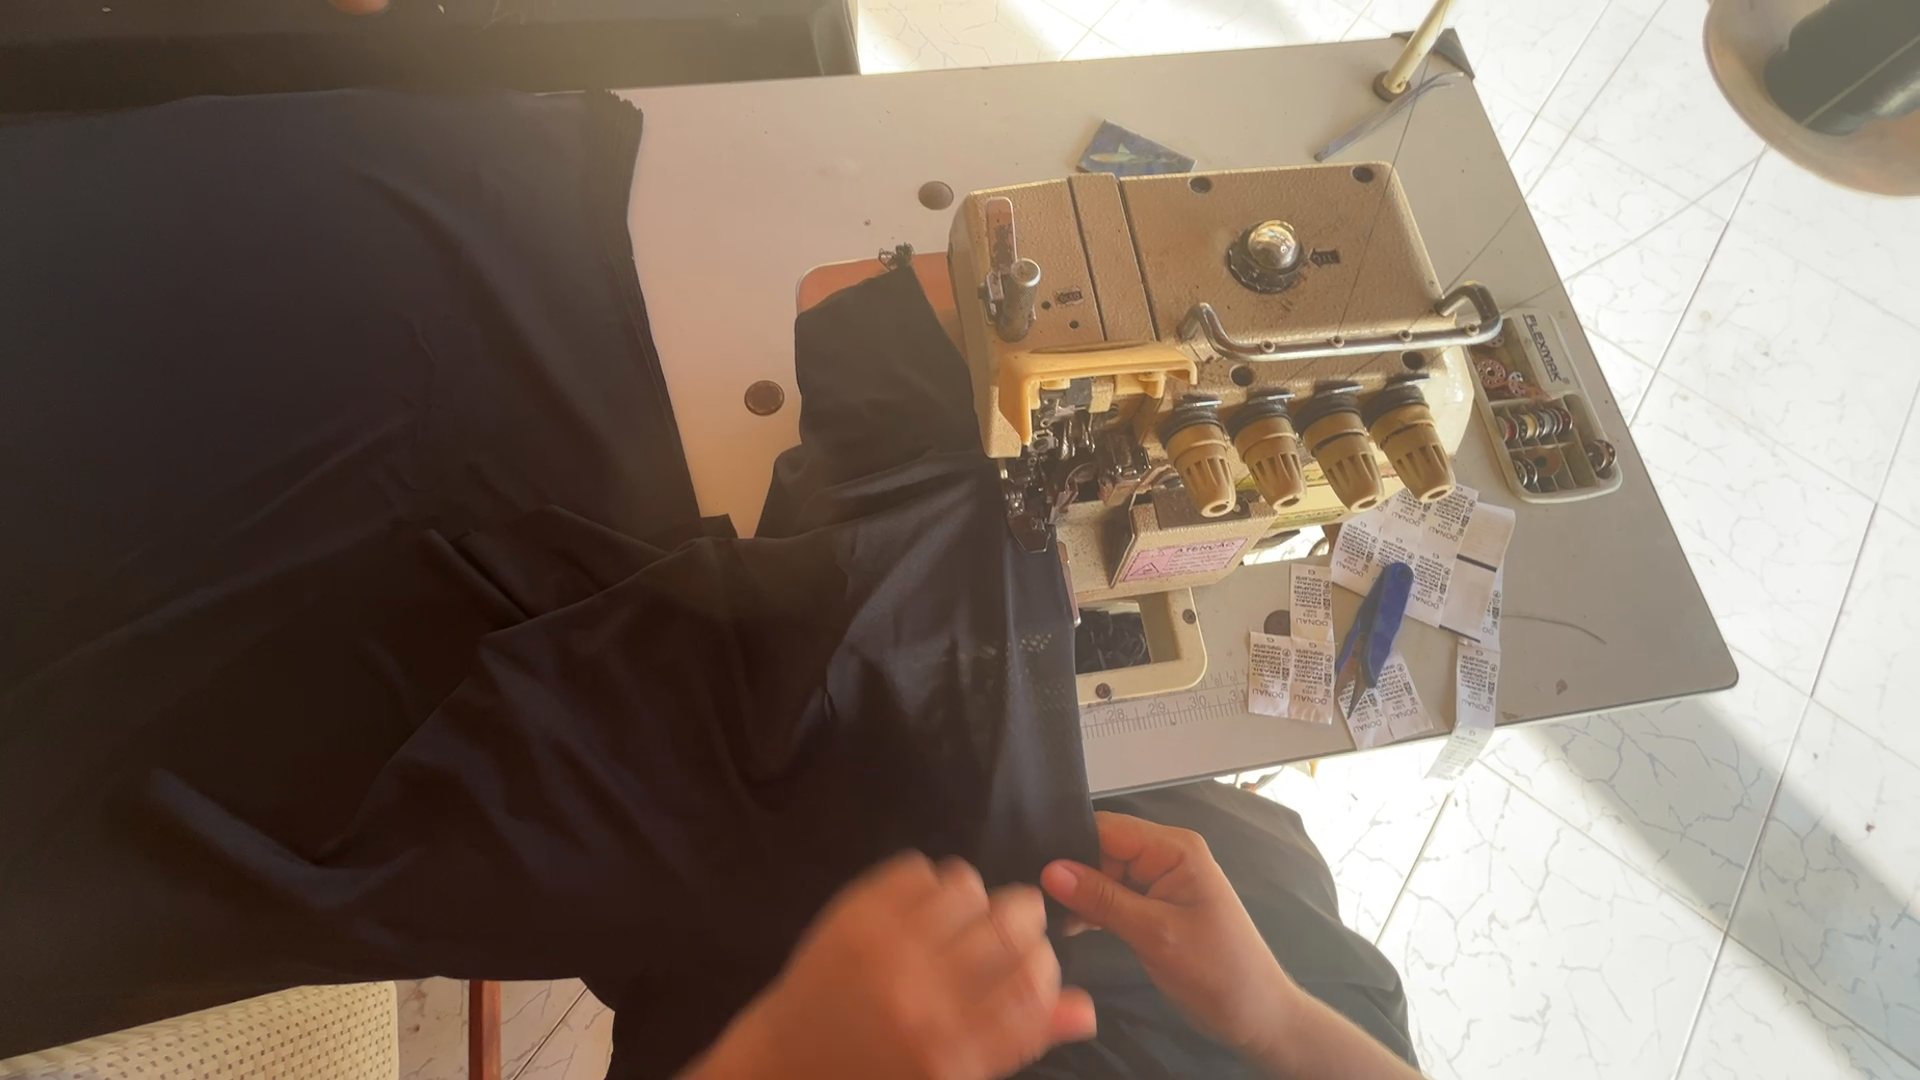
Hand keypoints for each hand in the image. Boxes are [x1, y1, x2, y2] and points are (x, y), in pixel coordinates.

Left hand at [687, 853, 1096, 1079]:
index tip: (1036, 961)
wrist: (783, 1069)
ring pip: (966, 883)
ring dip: (972, 900)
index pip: (1035, 983)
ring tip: (956, 921)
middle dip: (1023, 915)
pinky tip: (918, 911)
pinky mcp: (855, 912)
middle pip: (1011, 920)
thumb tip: (1084, 1009)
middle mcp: (924, 992)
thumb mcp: (953, 1078)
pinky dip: (927, 884)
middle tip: (1009, 925)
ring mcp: (886, 945)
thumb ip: (1019, 1039)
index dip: (1047, 963)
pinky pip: (917, 867)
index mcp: (954, 1049)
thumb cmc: (876, 1076)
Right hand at [1041, 811, 1299, 1061]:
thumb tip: (1051, 870)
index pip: (1108, 828)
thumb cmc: (1218, 973)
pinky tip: (1071, 925)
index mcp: (1174, 847)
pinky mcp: (1155, 902)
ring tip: (1050, 916)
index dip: (1072, 846)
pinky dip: (1095, 908)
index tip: (1035, 868)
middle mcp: (1166, 853)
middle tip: (1038, 901)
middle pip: (1103, 848)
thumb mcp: (1155, 935)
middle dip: (1073, 873)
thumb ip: (1103, 899)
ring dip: (1082, 894)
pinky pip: (1115, 893)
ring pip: (1105, 872)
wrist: (1261, 1020)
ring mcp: (1161, 877)